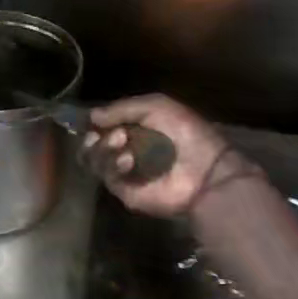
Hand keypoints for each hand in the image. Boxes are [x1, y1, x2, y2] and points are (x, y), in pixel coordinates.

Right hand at [85, 94, 254, 217]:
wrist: (206, 169)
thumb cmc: (185, 132)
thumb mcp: (157, 106)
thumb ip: (122, 108)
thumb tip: (92, 116)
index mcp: (134, 128)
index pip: (101, 126)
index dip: (94, 122)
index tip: (93, 120)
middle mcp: (125, 149)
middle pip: (92, 145)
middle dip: (98, 137)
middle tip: (116, 134)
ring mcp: (124, 173)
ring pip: (94, 160)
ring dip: (104, 148)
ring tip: (122, 142)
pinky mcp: (125, 192)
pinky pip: (106, 177)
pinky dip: (114, 165)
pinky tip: (129, 160)